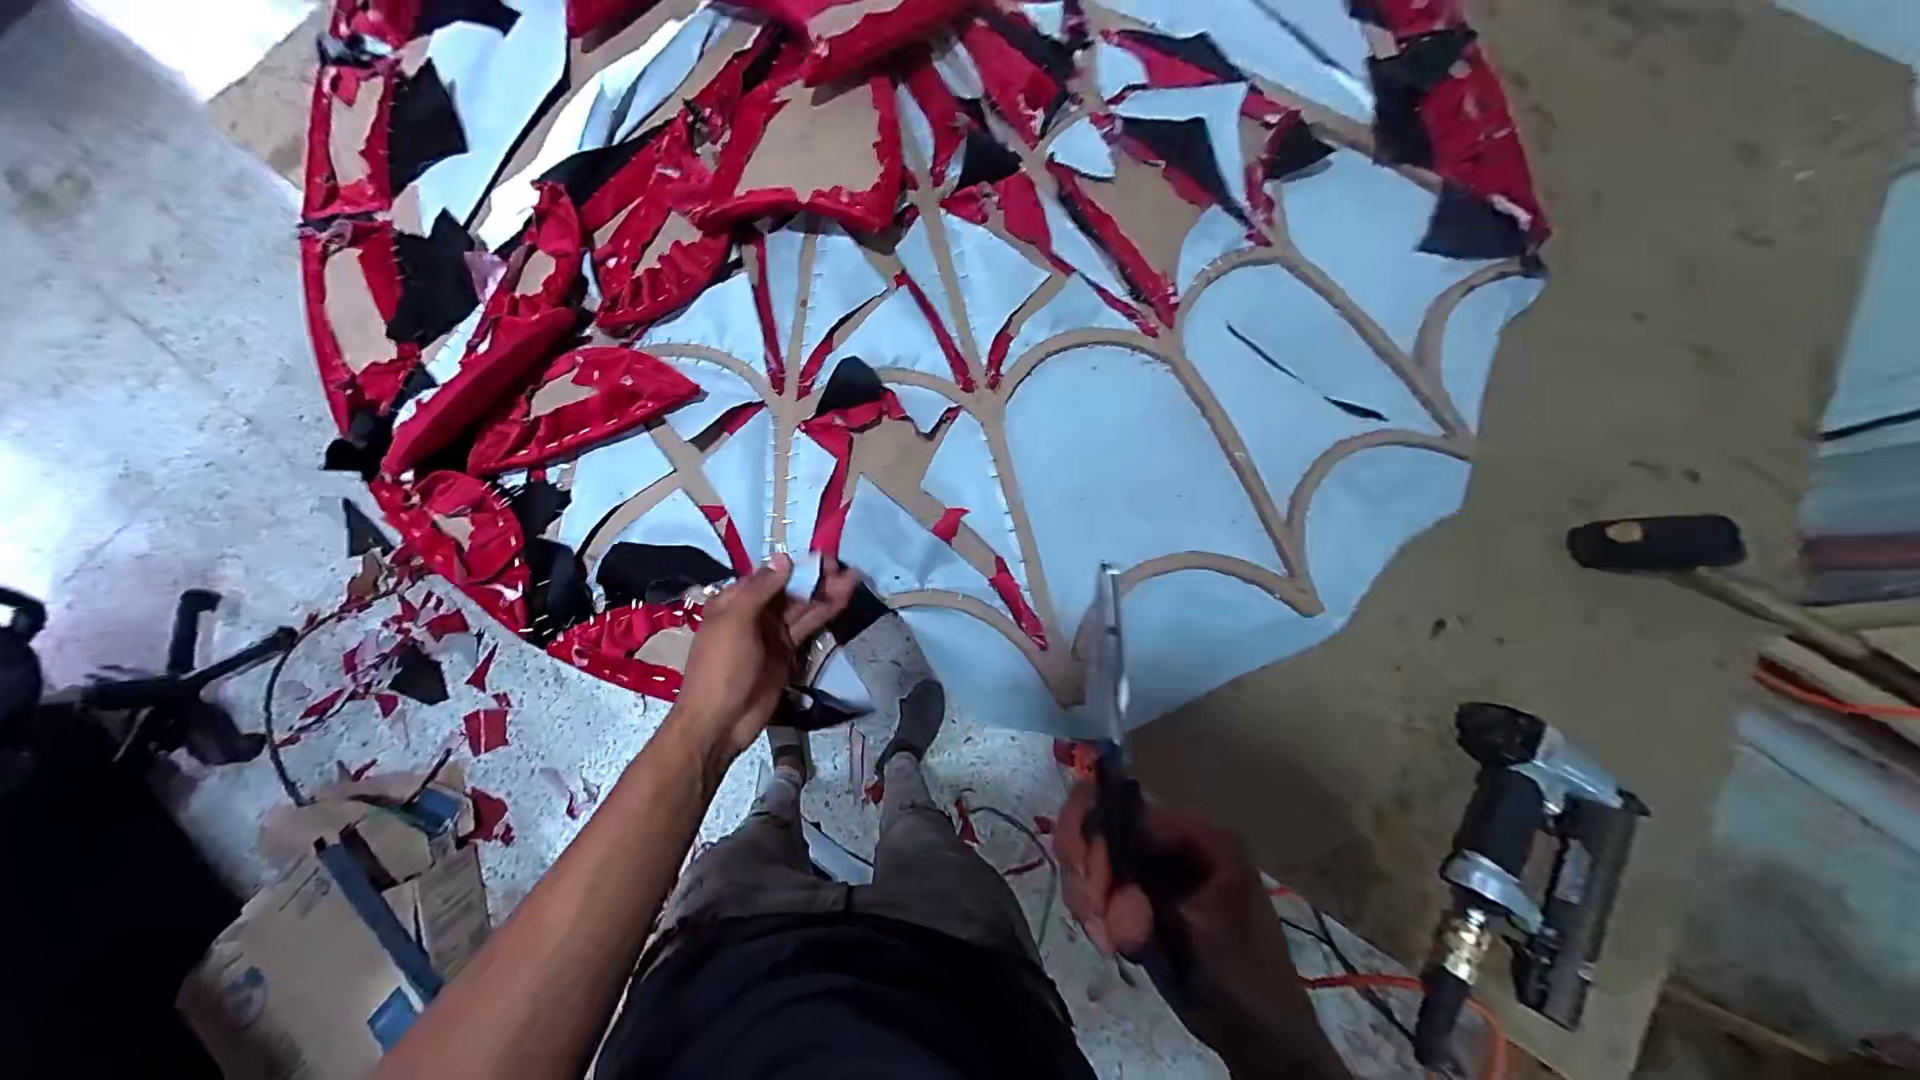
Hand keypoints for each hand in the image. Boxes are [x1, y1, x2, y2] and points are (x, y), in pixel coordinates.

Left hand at [669, 554, 857, 762]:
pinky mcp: (788, 652)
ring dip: (826, 592)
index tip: (820, 556)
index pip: (769, 575)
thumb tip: (783, 558)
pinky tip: (843, 599)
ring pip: (803, 606)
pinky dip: (826, 612)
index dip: (795, 564)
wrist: (721, 720)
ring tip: (853, 577)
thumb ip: (761, 589)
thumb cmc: (721, 666)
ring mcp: (773, 633)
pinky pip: (809, 626)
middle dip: (815, 577)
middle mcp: (755, 613)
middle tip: (842, 567)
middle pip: (789, 589)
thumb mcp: (735, 621)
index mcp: (734, 601)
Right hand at [1057, 782, 1351, 1079]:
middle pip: (1101, 824)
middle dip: (1087, 872)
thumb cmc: (1240, 981)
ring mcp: (1157, 860)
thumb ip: (1145, 905)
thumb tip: (1100, 881)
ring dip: (1087, 894)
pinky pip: (1099, 877)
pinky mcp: (1143, 885)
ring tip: (1106, 940)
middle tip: (1093, 922)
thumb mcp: (1194, 937)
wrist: (1261, 1034)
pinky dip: (1091, 904)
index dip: (1094, 844)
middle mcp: (1174, 836)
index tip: (1093, 897)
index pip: (1122, 811)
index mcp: (1198, 834)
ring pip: (1093, 852)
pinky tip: (1108, 938)